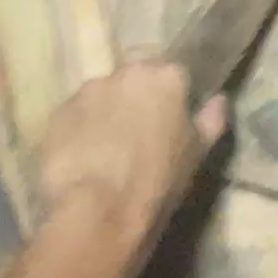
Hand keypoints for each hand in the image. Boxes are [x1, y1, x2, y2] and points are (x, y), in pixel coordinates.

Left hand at [35, 55, 227, 241]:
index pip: (170, 68)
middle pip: (132, 73)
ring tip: (107, 146)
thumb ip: (211, 120)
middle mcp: (125, 73)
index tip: (169, 112)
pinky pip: (74, 114)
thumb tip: (219, 100)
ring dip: (106, 109)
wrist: (99, 209)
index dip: (169, 90)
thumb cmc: (159, 180)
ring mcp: (87, 91)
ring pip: (101, 92)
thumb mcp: (198, 153)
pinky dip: (80, 128)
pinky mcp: (58, 113)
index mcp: (165, 77)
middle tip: (138, 127)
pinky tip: (85, 156)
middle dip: (135, 92)